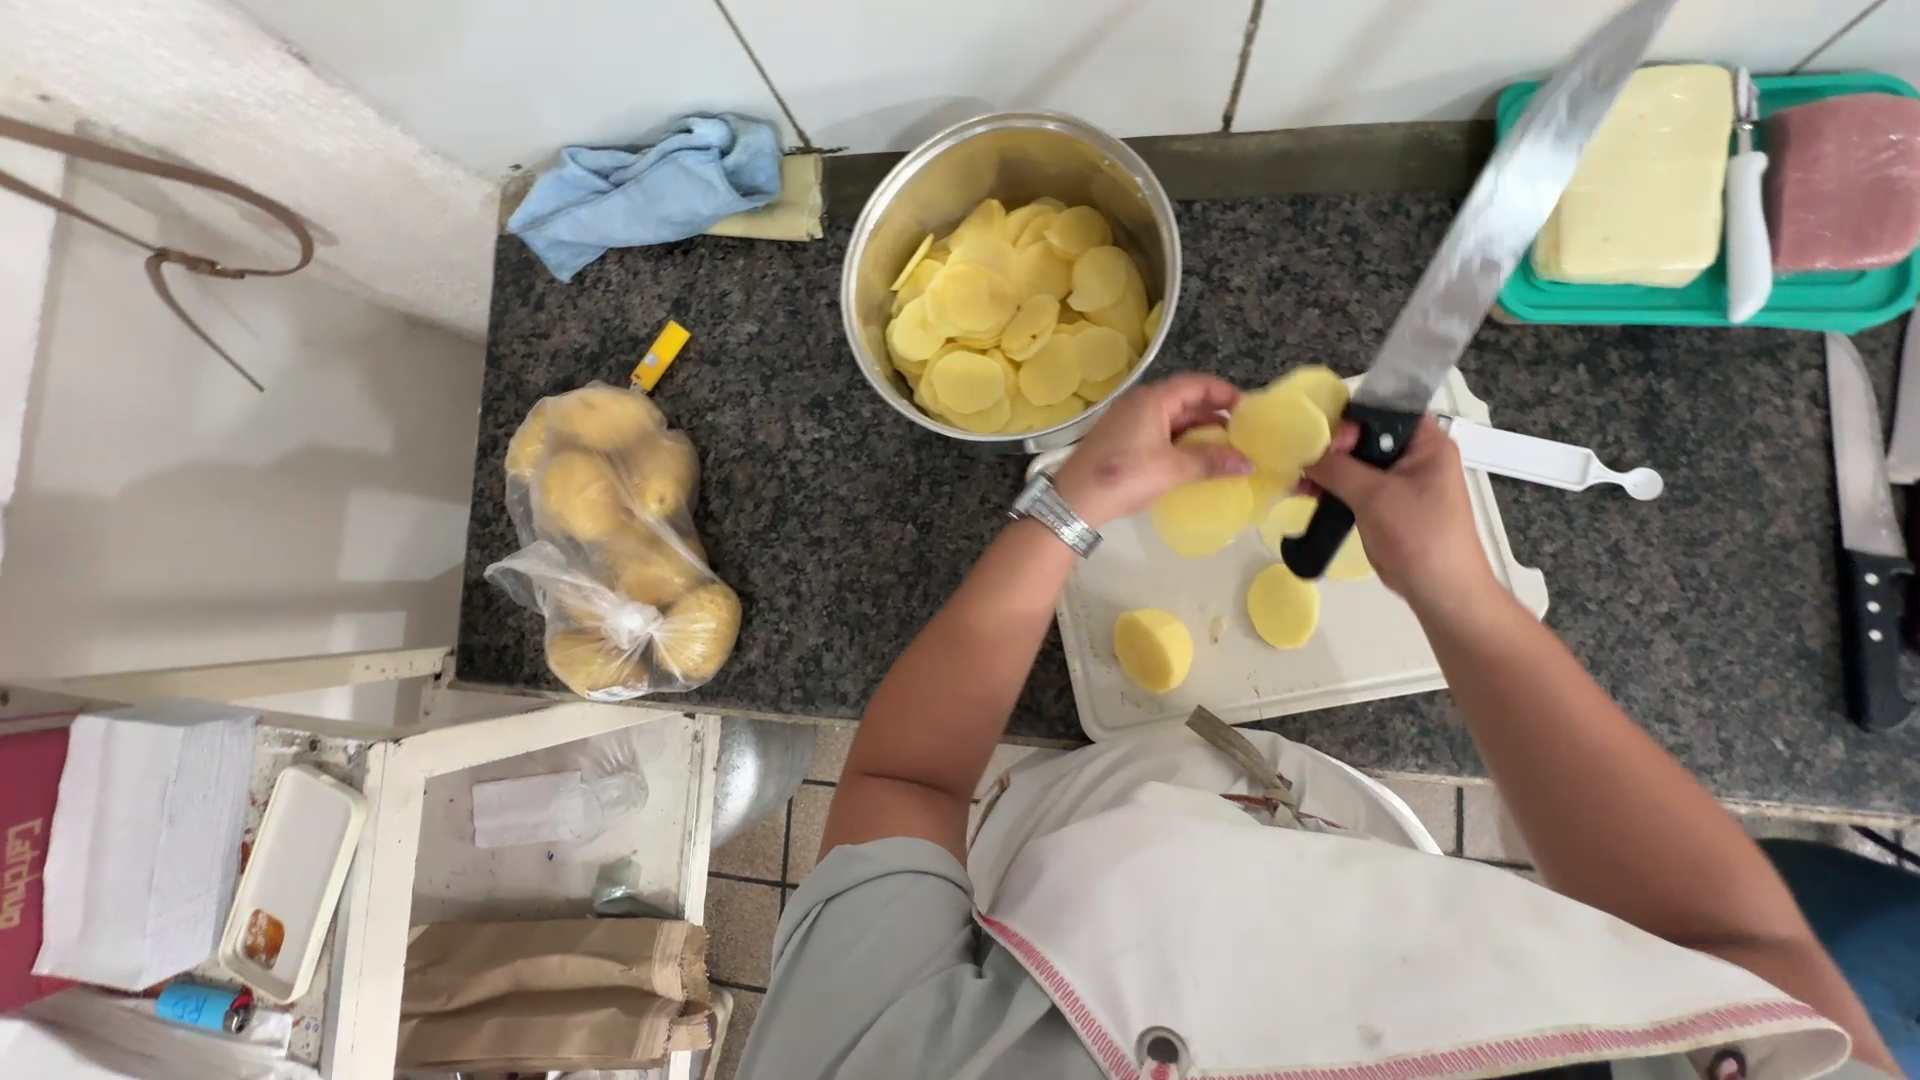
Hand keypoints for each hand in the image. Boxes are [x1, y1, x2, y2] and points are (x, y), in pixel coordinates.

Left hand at [1051, 374, 1252, 527]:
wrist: (1075, 500)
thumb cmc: (1125, 476)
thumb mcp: (1173, 469)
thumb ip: (1211, 461)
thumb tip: (1248, 462)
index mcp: (1151, 399)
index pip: (1196, 384)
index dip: (1223, 393)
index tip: (1247, 409)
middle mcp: (1138, 403)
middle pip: (1183, 400)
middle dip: (1213, 415)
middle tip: (1240, 434)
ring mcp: (1126, 422)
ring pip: (1170, 419)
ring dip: (1196, 431)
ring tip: (1222, 449)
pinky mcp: (1120, 441)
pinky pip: (1157, 433)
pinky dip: (1178, 442)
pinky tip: (1191, 460)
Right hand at [1304, 415, 1501, 612]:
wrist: (1439, 588)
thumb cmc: (1419, 535)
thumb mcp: (1375, 495)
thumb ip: (1338, 468)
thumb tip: (1305, 455)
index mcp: (1426, 443)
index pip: (1386, 410)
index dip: (1353, 418)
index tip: (1326, 439)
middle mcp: (1414, 456)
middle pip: (1366, 435)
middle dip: (1332, 446)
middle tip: (1305, 459)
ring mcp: (1399, 481)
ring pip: (1356, 462)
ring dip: (1327, 468)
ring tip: (1299, 479)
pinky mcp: (1384, 504)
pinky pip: (1353, 485)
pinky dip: (1331, 487)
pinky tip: (1306, 492)